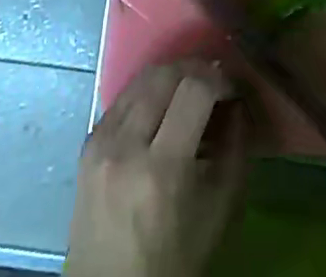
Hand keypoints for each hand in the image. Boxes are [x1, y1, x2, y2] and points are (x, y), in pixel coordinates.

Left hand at [65, 60, 248, 276]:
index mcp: (162, 168)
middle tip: (215, 82)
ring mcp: (100, 140)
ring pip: (140, 79)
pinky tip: (162, 110)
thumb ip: (235, 149)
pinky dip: (148, 93)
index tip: (233, 91)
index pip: (194, 90)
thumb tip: (237, 103)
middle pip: (164, 75)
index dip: (219, 80)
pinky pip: (123, 99)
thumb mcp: (220, 210)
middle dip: (196, 69)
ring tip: (191, 91)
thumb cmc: (174, 258)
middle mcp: (125, 144)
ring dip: (171, 76)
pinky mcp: (88, 142)